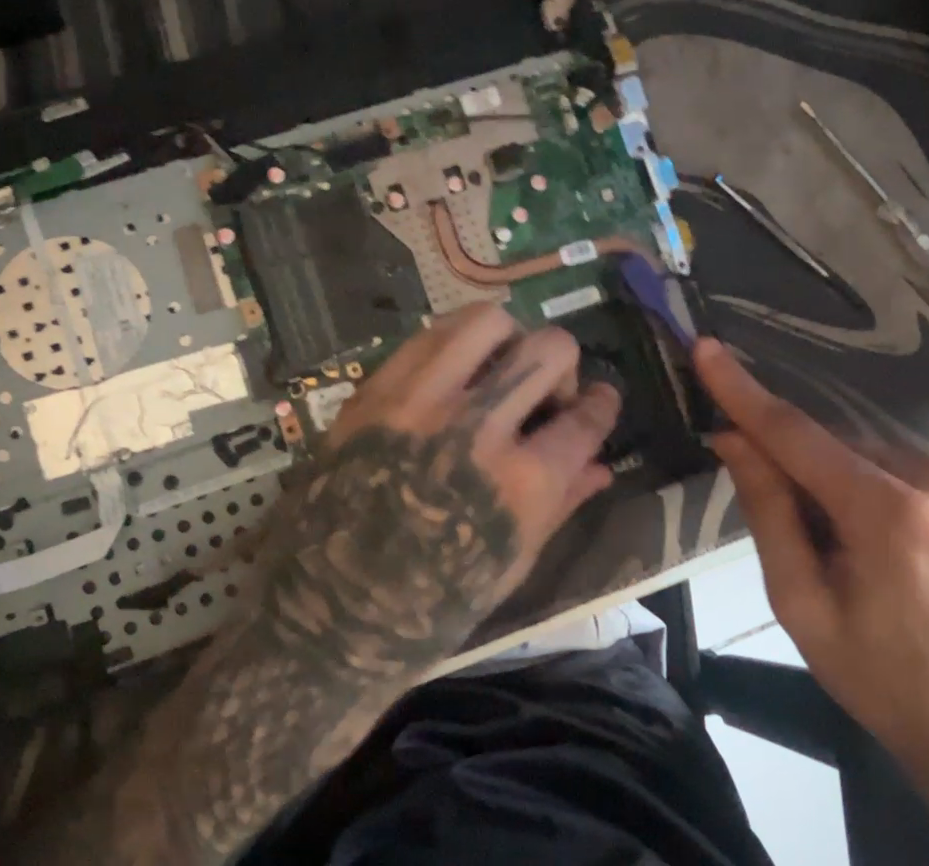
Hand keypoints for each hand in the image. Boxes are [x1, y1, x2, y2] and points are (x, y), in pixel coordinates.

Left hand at [324, 301, 621, 587]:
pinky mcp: (374, 391)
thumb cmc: (428, 606)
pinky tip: (454, 371)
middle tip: (545, 394)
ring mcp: (419, 402)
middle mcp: (476, 429)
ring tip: (499, 370)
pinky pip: (428, 335)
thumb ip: (560, 506)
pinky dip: (454, 343)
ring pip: (487, 321)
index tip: (601, 400)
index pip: (585, 419)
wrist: (325, 608)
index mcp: (521, 486)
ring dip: (508, 340)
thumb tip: (602, 466)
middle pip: (548, 351)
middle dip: (563, 368)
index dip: (604, 404)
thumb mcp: (508, 567)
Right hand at [693, 339, 928, 864]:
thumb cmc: (887, 682)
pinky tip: (864, 545)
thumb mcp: (803, 605)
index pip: (794, 433)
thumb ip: (768, 512)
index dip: (741, 391)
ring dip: (825, 480)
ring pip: (861, 457)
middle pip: (829, 445)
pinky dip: (859, 489)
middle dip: (785, 460)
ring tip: (831, 553)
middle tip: (770, 515)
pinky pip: (894, 471)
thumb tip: (733, 441)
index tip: (704, 349)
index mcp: (889, 511)